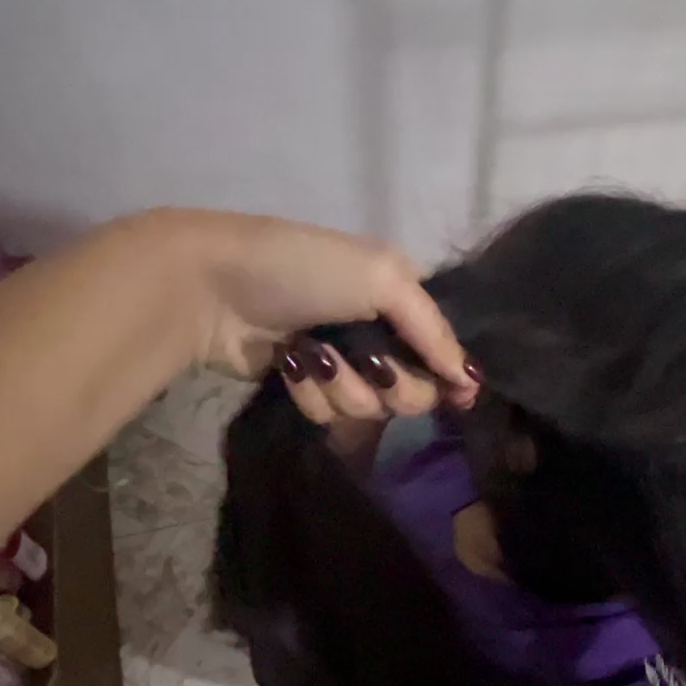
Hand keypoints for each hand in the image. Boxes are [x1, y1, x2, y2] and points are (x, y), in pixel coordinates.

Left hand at [153, 209, 474, 421]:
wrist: (215, 289)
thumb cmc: (304, 271)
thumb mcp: (383, 278)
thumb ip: (433, 330)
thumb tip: (470, 380)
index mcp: (403, 299)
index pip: (444, 352)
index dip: (451, 377)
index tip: (457, 398)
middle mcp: (379, 335)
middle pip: (414, 393)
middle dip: (389, 383)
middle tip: (368, 363)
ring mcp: (343, 365)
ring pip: (369, 410)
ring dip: (343, 387)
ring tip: (313, 355)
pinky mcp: (309, 388)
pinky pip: (329, 414)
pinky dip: (311, 393)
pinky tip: (290, 365)